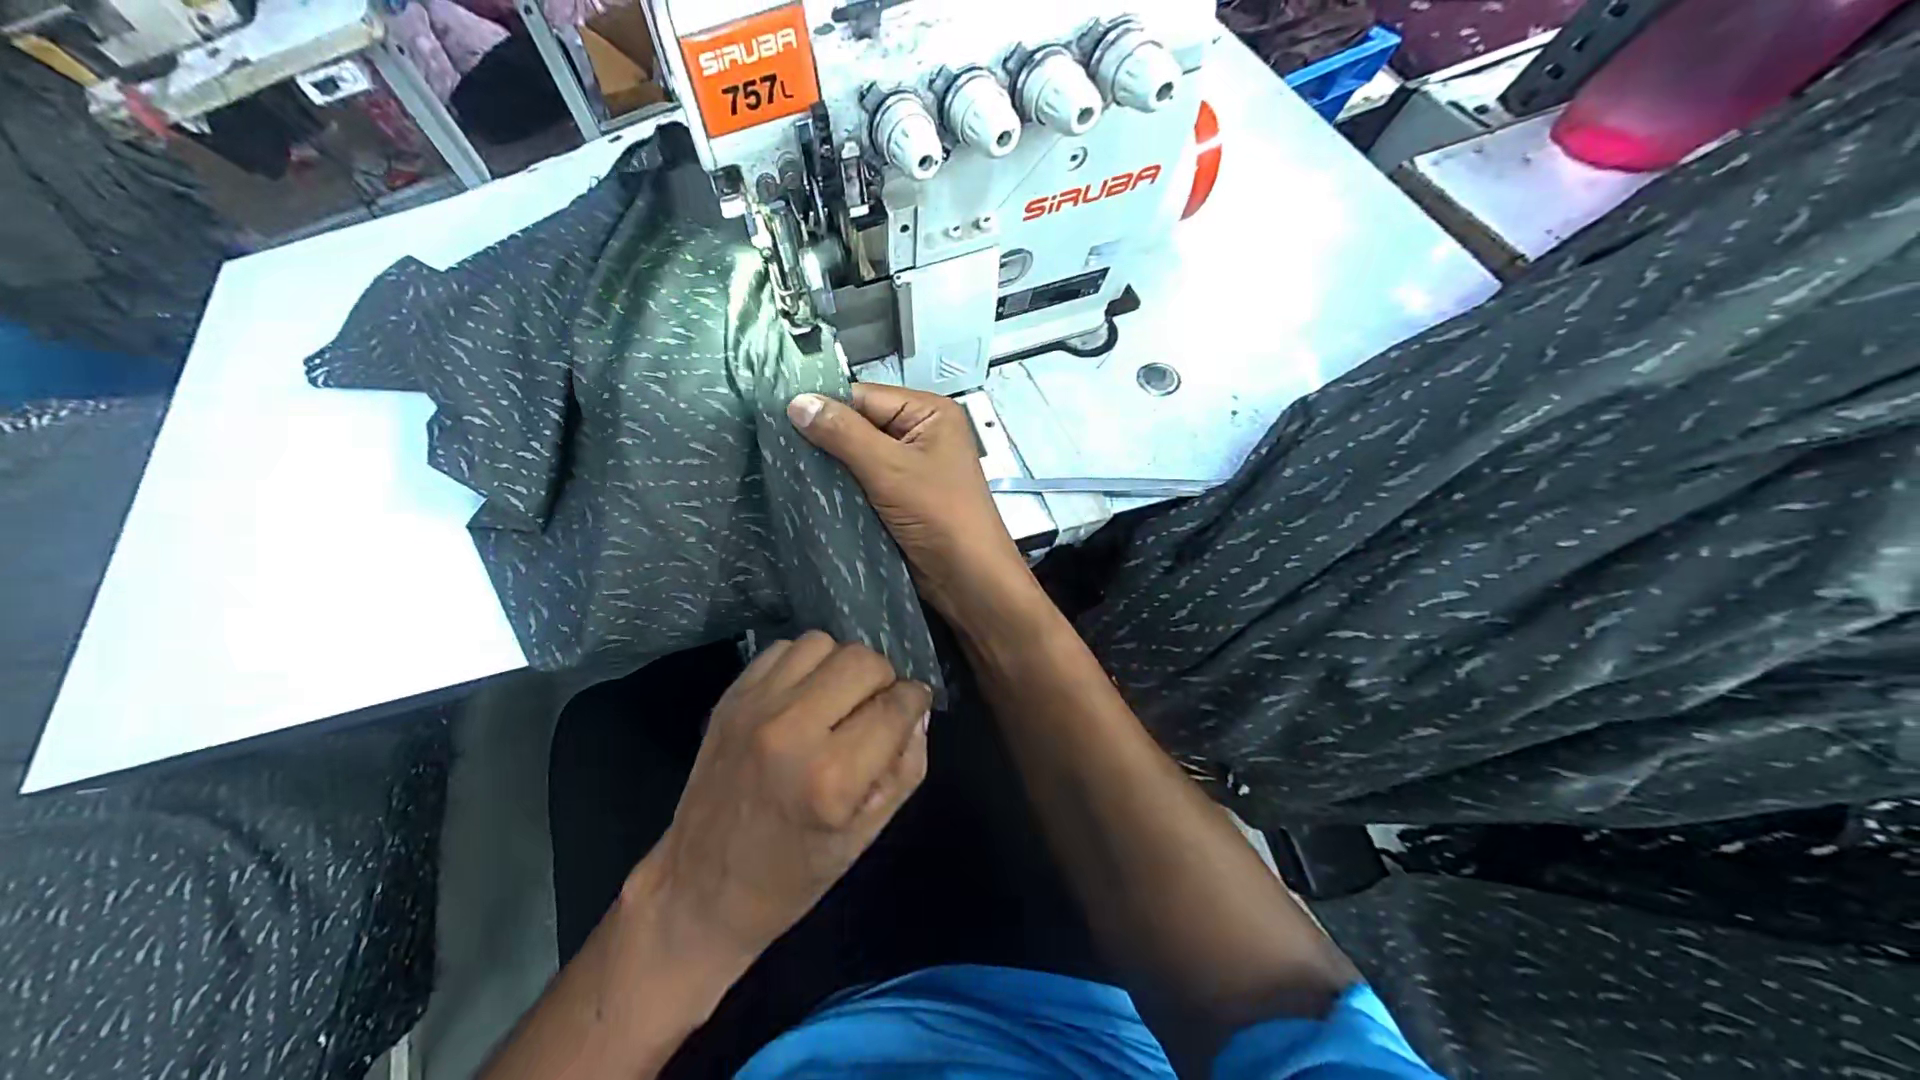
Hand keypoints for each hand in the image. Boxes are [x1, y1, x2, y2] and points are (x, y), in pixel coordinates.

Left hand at [639, 631, 931, 962]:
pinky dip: (804, 665)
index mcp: (832, 777)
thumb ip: (906, 766)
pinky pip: (784, 649)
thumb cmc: (796, 872)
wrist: (701, 887)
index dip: (915, 702)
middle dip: (883, 680)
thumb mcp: (869, 833)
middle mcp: (791, 729)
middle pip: (863, 660)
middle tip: (876, 709)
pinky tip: (803, 697)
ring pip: (823, 644)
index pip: (897, 705)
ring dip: (842, 667)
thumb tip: (917, 711)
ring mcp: (754, 707)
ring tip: (838, 700)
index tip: (913, 710)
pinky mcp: (730, 698)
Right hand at [788, 384, 1037, 625]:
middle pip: (859, 424)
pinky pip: (862, 482)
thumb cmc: (938, 515)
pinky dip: (840, 487)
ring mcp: (910, 467)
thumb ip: (843, 433)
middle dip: (824, 438)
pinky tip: (809, 490)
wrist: (967, 578)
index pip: (863, 396)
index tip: (778, 418)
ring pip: (856, 456)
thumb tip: (796, 401)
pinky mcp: (899, 497)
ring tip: (786, 469)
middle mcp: (920, 433)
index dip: (824, 406)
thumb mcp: (889, 468)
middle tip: (776, 447)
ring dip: (829, 466)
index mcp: (929, 412)